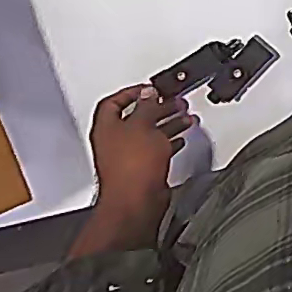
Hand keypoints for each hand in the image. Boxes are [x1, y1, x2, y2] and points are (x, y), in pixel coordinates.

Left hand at [71, 85, 196, 255]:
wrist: (136, 203)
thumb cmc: (131, 168)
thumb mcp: (143, 126)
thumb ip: (147, 106)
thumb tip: (148, 94)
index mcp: (107, 127)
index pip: (115, 101)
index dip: (132, 92)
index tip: (149, 89)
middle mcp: (114, 141)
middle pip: (135, 117)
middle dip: (156, 108)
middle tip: (172, 101)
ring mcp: (127, 157)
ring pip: (149, 133)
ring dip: (167, 123)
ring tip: (184, 117)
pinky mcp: (141, 170)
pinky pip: (156, 149)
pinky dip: (168, 141)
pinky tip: (178, 139)